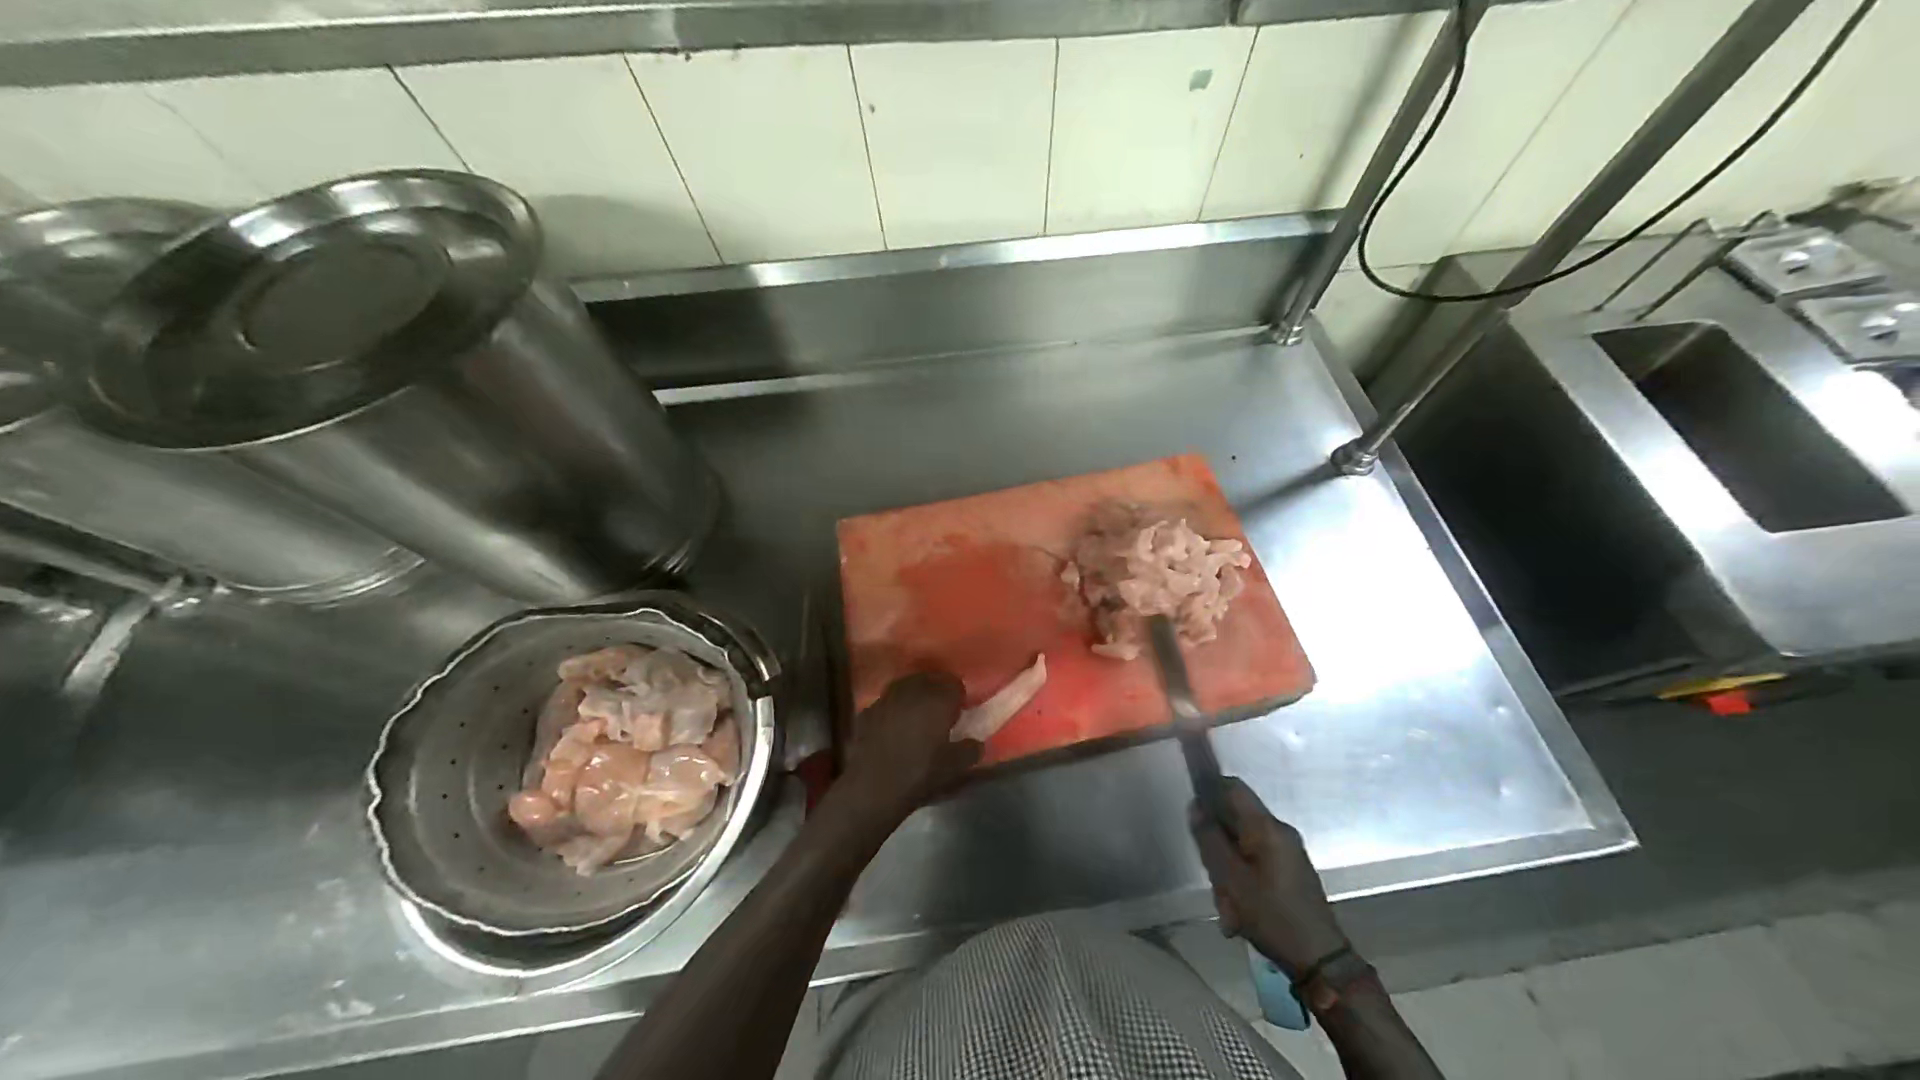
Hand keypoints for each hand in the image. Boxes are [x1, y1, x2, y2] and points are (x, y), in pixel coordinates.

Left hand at [839, 672, 980, 825]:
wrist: (872, 787)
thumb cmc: (919, 774)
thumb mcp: (955, 767)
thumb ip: (970, 750)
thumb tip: (976, 744)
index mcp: (937, 698)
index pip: (954, 683)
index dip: (958, 697)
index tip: (959, 712)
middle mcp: (912, 690)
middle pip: (929, 680)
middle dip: (936, 692)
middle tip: (940, 713)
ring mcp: (886, 698)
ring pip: (905, 687)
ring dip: (913, 697)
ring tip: (917, 718)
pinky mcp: (867, 711)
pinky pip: (886, 703)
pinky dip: (893, 710)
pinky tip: (893, 729)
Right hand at [1191, 778, 1348, 974]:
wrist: (1321, 961)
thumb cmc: (1272, 915)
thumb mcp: (1230, 877)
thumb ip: (1209, 838)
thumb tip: (1196, 806)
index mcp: (1266, 827)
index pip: (1233, 787)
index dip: (1209, 789)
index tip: (1193, 813)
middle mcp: (1280, 832)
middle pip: (1235, 819)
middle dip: (1216, 843)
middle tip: (1211, 874)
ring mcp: (1288, 852)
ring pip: (1243, 844)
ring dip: (1228, 868)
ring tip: (1227, 903)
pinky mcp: (1291, 871)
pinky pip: (1256, 861)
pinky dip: (1242, 879)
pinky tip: (1238, 911)